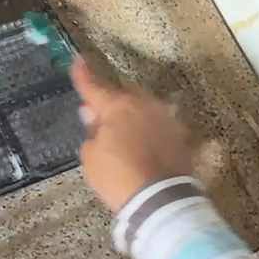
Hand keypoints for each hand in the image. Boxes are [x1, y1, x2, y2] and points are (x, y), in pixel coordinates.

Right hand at [72, 57, 194, 211]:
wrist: (160, 200)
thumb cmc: (117, 176)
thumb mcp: (90, 156)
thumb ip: (91, 131)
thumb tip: (94, 114)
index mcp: (117, 106)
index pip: (93, 85)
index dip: (83, 73)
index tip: (78, 59)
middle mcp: (144, 104)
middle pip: (122, 96)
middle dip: (110, 102)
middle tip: (98, 115)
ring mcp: (165, 118)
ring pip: (142, 109)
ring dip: (131, 116)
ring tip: (122, 134)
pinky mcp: (180, 135)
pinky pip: (157, 126)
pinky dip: (148, 131)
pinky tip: (142, 144)